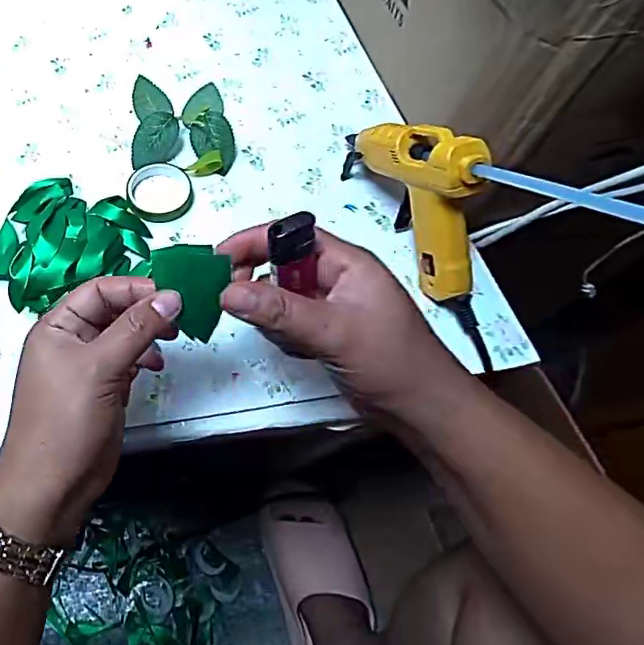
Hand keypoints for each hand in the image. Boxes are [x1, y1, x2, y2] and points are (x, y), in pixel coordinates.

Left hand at [0, 278, 179, 544]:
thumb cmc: (64, 422)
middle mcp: (71, 340)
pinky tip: (155, 365)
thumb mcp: (101, 367)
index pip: (99, 290)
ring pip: (124, 334)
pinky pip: (128, 358)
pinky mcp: (104, 387)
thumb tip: (171, 296)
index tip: (170, 294)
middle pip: (114, 309)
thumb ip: (137, 328)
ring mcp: (88, 366)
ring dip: (148, 333)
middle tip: (177, 316)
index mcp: (57, 326)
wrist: (51, 488)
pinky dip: (145, 356)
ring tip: (171, 340)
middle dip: (145, 310)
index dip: (134, 288)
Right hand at [215, 224, 472, 426]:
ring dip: (273, 314)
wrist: (421, 409)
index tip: (222, 258)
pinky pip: (291, 322)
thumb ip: (280, 311)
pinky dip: (284, 333)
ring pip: (283, 297)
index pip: (291, 235)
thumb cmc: (396, 362)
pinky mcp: (327, 332)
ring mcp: (332, 306)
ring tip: (288, 336)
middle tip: (235, 299)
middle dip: (259, 281)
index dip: (255, 241)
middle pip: (282, 265)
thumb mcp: (333, 331)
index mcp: (347, 262)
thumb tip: (232, 291)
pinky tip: (299, 350)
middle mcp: (337, 279)